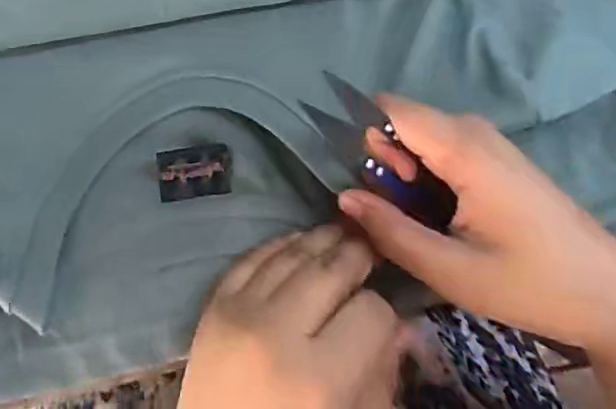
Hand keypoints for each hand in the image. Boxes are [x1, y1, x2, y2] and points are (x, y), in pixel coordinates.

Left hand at [178, 225, 404, 408]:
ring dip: (321, 239)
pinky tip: (299, 240)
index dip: (385, 311)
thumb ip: (378, 382)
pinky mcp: (213, 306)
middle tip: (373, 245)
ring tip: (343, 233)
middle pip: (329, 272)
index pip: (369, 314)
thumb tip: (402, 327)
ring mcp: (240, 313)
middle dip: (357, 255)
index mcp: (318, 380)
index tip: (387, 316)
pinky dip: (280, 244)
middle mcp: (277, 333)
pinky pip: (252, 257)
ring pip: (291, 254)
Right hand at [336, 94, 615, 350]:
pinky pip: (444, 145)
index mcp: (462, 147)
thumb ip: (392, 231)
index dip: (368, 139)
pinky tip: (449, 218)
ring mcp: (488, 139)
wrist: (615, 298)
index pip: (390, 108)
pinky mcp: (497, 155)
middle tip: (403, 213)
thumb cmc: (534, 284)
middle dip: (388, 160)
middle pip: (404, 121)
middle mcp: (472, 128)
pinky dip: (430, 173)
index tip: (375, 185)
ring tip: (427, 222)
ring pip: (422, 134)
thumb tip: (344, 196)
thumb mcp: (454, 271)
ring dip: (408, 170)